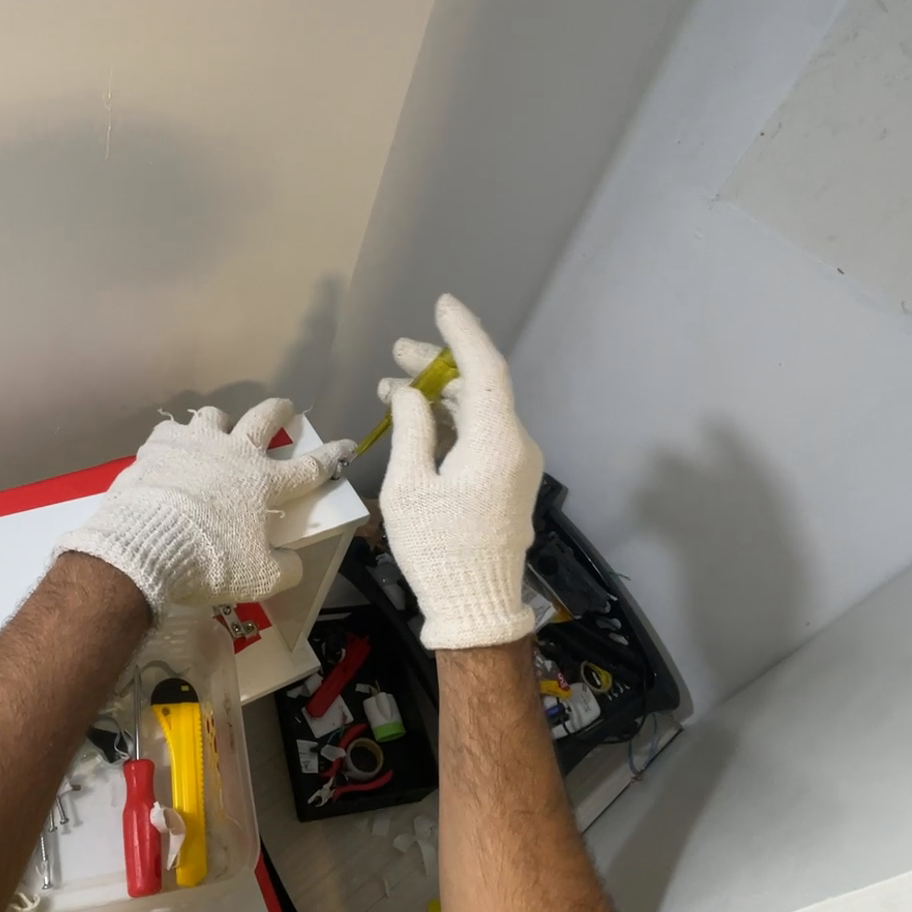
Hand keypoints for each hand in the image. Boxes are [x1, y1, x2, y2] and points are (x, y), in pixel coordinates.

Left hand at [57, 399, 355, 613]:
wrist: (148, 547)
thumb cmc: (212, 561)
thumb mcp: (261, 577)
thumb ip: (285, 568)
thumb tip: (293, 562)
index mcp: (265, 483)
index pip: (310, 467)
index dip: (332, 456)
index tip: (347, 444)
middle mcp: (234, 454)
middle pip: (264, 420)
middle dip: (279, 411)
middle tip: (284, 407)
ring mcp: (195, 445)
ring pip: (214, 417)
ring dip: (221, 423)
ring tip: (217, 433)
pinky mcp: (158, 447)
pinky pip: (170, 432)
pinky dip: (174, 442)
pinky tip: (169, 454)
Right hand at [379, 296, 543, 649]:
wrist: (476, 607)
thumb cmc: (438, 548)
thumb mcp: (409, 487)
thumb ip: (411, 430)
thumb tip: (411, 395)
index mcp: (496, 441)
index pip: (485, 368)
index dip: (462, 332)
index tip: (442, 305)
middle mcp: (516, 445)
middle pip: (480, 388)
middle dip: (439, 367)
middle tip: (398, 353)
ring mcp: (516, 465)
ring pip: (479, 413)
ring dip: (440, 398)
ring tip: (394, 388)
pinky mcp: (508, 482)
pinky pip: (481, 438)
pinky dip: (450, 424)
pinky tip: (417, 422)